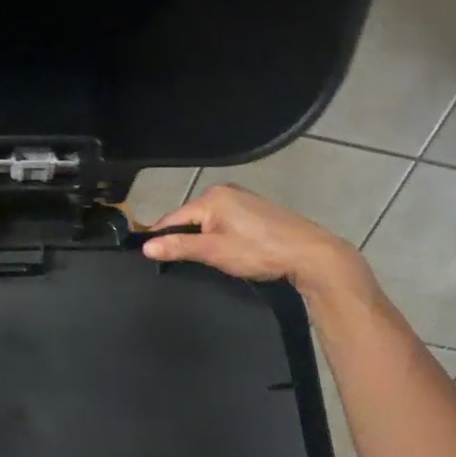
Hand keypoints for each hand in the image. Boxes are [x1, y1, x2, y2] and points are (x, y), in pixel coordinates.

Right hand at [142, 184, 365, 292]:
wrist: (310, 254)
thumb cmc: (259, 251)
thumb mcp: (213, 251)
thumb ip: (178, 247)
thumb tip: (146, 247)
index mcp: (211, 197)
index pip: (171, 219)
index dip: (161, 240)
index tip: (153, 260)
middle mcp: (225, 191)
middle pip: (189, 219)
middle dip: (184, 240)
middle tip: (184, 265)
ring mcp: (242, 199)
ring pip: (207, 221)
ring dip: (203, 239)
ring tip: (207, 260)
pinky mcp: (255, 210)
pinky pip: (224, 222)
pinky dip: (220, 236)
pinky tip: (228, 252)